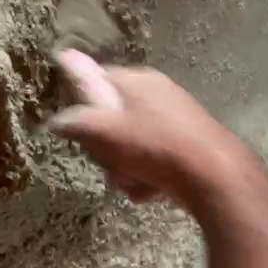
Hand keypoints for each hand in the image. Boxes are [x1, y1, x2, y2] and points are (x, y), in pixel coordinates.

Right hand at [48, 50, 257, 209]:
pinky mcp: (185, 145)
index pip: (93, 79)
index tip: (76, 127)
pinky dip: (144, 175)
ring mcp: (173, 120)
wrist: (213, 177)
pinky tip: (148, 188)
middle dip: (102, 146)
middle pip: (109, 117)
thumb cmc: (153, 146)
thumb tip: (54, 121)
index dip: (79, 103)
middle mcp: (156, 93)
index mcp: (136, 80)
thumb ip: (72, 122)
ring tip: (129, 180)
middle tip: (106, 160)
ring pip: (128, 143)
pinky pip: (150, 158)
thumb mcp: (101, 130)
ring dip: (122, 167)